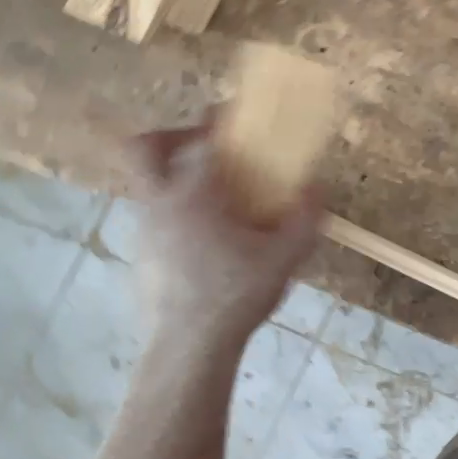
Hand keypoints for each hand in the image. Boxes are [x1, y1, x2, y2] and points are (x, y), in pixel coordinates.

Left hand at [129, 122, 324, 348]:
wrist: (190, 343)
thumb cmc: (238, 293)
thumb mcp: (286, 256)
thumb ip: (304, 218)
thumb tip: (317, 188)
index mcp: (194, 197)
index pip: (200, 143)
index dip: (214, 123)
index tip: (229, 115)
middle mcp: (159, 204)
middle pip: (143, 150)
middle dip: (171, 136)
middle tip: (203, 145)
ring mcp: (143, 229)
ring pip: (149, 184)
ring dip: (178, 177)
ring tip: (218, 198)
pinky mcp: (141, 253)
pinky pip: (155, 215)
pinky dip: (178, 210)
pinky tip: (211, 237)